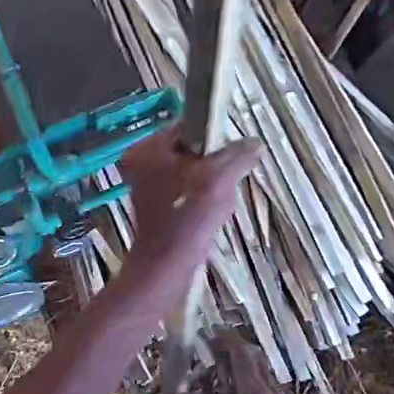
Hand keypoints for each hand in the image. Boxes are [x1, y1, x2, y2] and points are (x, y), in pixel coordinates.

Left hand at [121, 127, 259, 274]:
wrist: (165, 268)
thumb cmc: (188, 218)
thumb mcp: (219, 179)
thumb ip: (238, 156)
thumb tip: (254, 143)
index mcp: (147, 149)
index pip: (187, 125)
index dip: (212, 138)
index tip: (228, 156)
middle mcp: (139, 163)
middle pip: (190, 151)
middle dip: (212, 167)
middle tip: (222, 185)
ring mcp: (143, 187)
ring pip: (190, 174)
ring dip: (208, 186)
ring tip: (216, 204)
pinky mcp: (152, 208)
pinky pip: (184, 194)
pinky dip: (199, 202)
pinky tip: (208, 217)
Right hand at [174, 329, 314, 393]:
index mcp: (254, 392)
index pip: (242, 354)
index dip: (227, 340)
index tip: (212, 333)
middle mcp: (269, 388)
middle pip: (254, 356)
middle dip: (235, 346)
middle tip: (216, 346)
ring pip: (261, 368)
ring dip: (243, 362)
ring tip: (223, 369)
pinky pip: (264, 381)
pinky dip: (249, 377)